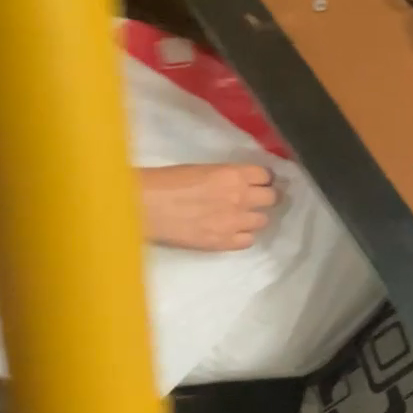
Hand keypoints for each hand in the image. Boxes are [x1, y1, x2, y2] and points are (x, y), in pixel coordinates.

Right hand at [139, 163, 276, 250]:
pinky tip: (231, 232)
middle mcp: (241, 197)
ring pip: (264, 221)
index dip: (264, 179)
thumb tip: (239, 183)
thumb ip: (226, 177)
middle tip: (256, 200)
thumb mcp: (201, 170)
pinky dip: (242, 236)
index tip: (259, 182)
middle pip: (272, 198)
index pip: (266, 175)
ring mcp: (235, 222)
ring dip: (254, 218)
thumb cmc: (162, 182)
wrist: (139, 206)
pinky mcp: (224, 242)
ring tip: (240, 217)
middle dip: (265, 198)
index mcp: (233, 174)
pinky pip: (249, 240)